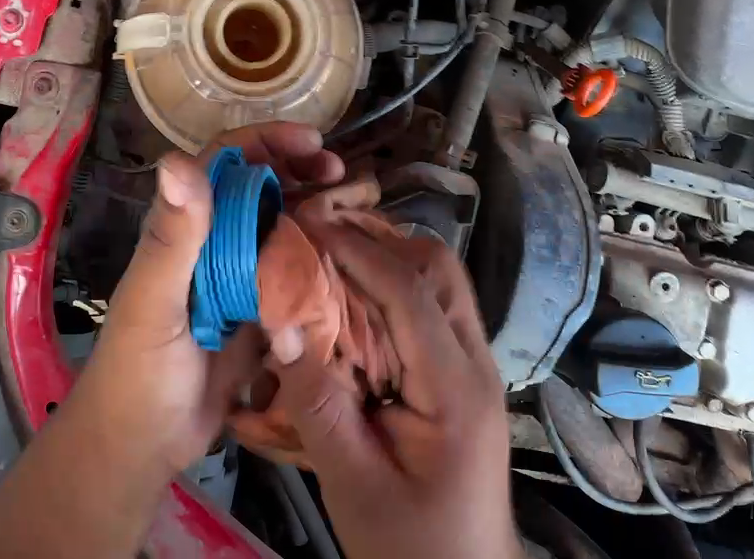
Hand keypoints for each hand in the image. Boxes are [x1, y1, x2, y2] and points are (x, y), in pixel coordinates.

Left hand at [67, 123, 345, 475]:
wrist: (144, 442)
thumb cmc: (137, 368)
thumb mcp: (152, 300)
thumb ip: (171, 236)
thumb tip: (179, 160)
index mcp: (181, 225)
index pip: (223, 162)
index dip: (266, 142)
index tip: (312, 143)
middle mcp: (211, 240)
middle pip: (259, 187)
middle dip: (300, 171)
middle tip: (343, 174)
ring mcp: (236, 275)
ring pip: (280, 226)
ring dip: (315, 210)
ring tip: (356, 207)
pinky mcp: (257, 311)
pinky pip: (292, 274)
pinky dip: (320, 259)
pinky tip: (351, 258)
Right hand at [269, 225, 517, 558]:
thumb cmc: (408, 543)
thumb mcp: (352, 481)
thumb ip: (316, 401)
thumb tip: (278, 320)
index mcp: (455, 389)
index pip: (409, 292)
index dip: (355, 250)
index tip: (304, 226)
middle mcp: (475, 362)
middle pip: (438, 269)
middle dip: (377, 240)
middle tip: (317, 236)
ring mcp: (474, 366)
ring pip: (440, 279)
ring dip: (386, 256)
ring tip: (330, 256)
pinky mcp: (460, 374)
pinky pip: (431, 304)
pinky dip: (392, 283)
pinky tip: (351, 297)